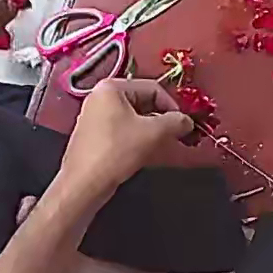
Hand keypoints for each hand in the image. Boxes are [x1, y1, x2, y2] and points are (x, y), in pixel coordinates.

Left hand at [54, 79, 192, 203]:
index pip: (153, 89)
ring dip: (152, 129)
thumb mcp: (153, 133)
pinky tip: (146, 150)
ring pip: (134, 117)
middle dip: (163, 118)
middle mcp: (100, 96)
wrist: (84, 184)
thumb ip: (175, 122)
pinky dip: (138, 136)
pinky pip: (123, 128)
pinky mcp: (94, 134)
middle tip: (178, 134)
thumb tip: (188, 121)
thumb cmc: (116, 151)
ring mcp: (95, 116)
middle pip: (143, 101)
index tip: (184, 123)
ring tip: (164, 143)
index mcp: (111, 87)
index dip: (172, 106)